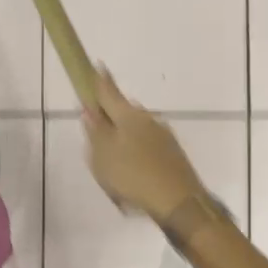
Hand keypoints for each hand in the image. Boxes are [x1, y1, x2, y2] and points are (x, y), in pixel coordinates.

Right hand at [80, 67, 207, 218]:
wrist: (178, 201)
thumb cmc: (132, 175)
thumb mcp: (101, 155)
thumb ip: (94, 131)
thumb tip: (89, 110)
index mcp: (128, 116)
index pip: (109, 92)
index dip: (100, 80)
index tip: (97, 65)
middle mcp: (148, 120)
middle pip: (123, 112)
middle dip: (109, 118)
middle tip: (95, 136)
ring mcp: (163, 136)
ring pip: (135, 131)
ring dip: (122, 140)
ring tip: (112, 165)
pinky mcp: (172, 154)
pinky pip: (146, 147)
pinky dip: (135, 155)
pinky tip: (130, 175)